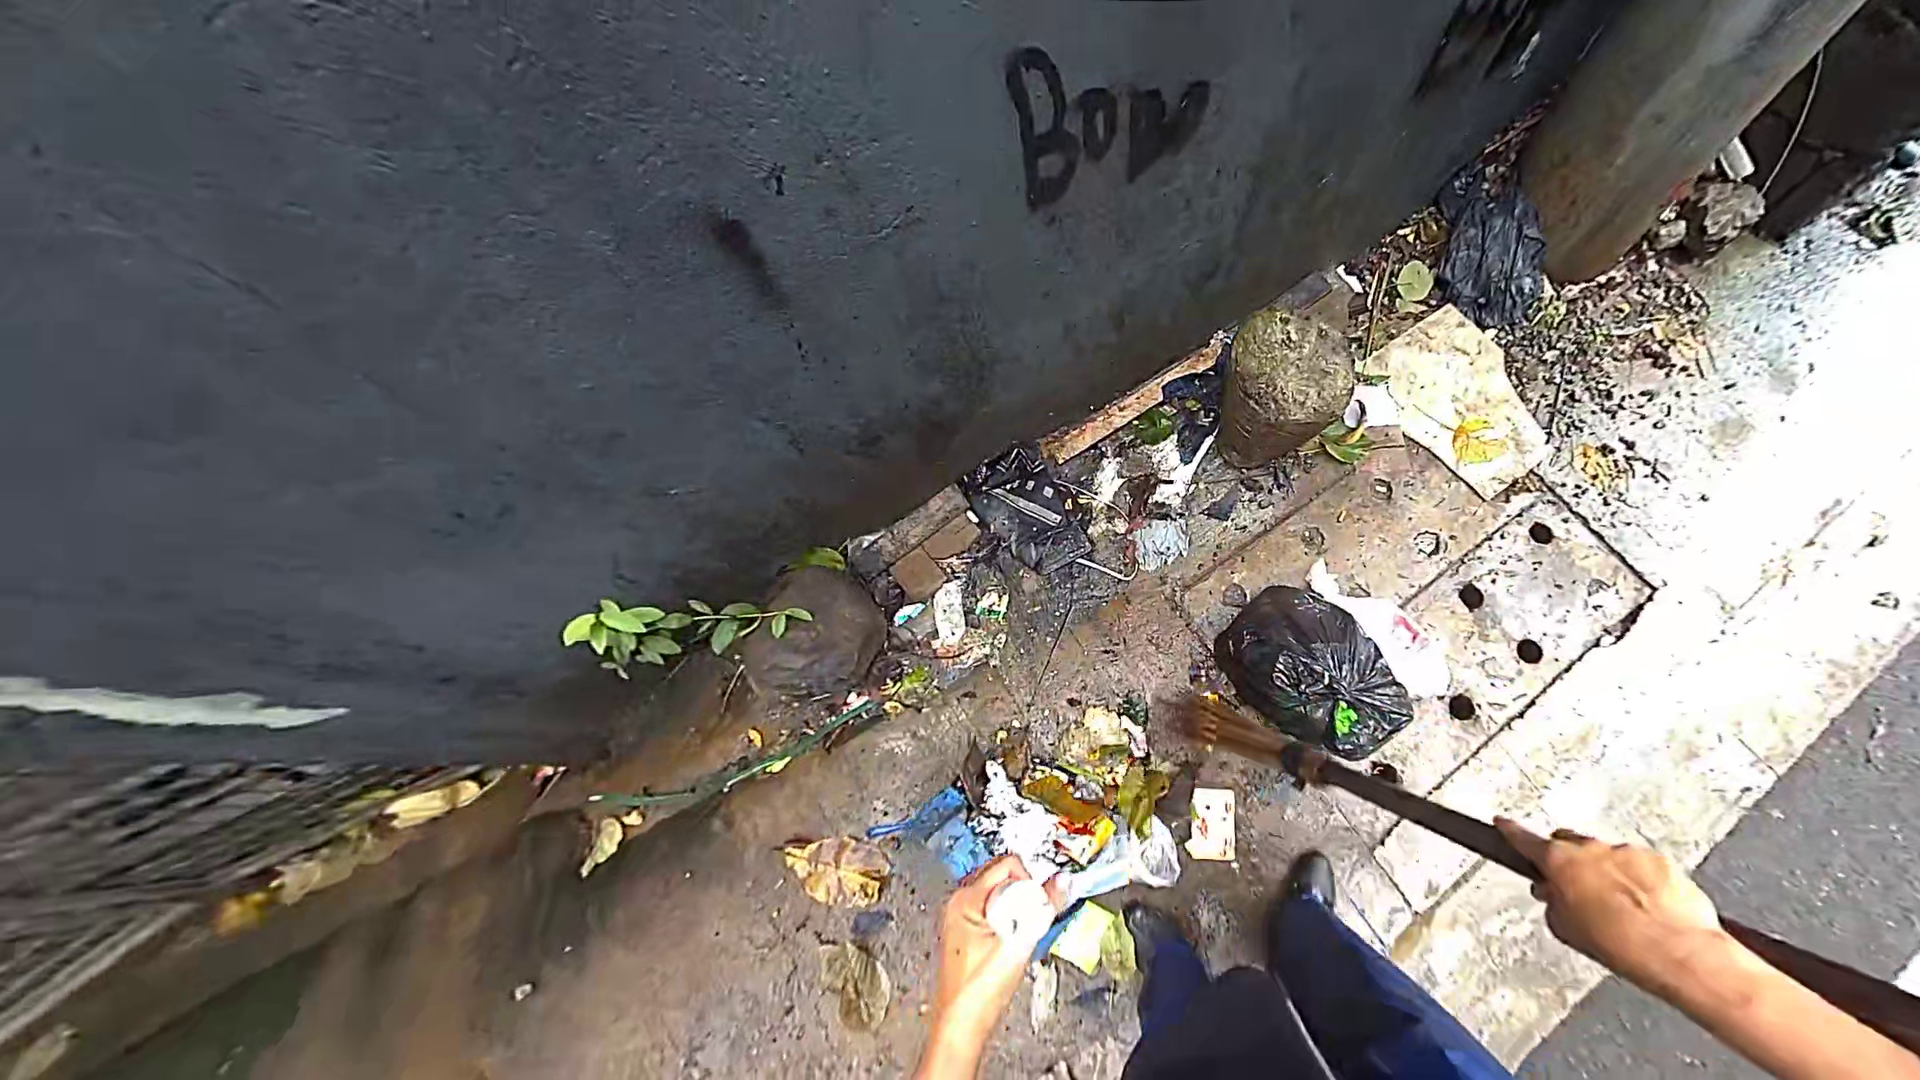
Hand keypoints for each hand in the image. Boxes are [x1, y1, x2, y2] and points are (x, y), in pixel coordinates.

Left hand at [915, 857, 1063, 1079]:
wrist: (960, 1028)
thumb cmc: (981, 990)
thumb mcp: (1018, 945)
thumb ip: (1041, 909)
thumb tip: (1061, 882)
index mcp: (966, 898)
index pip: (1006, 865)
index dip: (1029, 880)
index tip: (1040, 902)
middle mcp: (959, 901)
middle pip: (1001, 876)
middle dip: (1022, 893)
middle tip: (1033, 918)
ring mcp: (959, 916)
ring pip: (998, 894)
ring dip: (1016, 907)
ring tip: (1022, 933)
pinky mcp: (964, 931)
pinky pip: (991, 910)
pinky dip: (1006, 919)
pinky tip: (1011, 941)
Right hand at [1496, 817, 1724, 992]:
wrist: (1686, 957)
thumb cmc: (1624, 946)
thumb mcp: (1566, 928)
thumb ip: (1552, 902)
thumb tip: (1553, 895)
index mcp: (1556, 860)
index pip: (1521, 837)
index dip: (1509, 830)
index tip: (1502, 823)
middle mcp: (1588, 849)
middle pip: (1569, 844)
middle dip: (1571, 861)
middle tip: (1580, 889)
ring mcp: (1626, 853)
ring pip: (1608, 856)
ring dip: (1611, 873)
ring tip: (1627, 908)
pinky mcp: (1662, 863)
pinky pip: (1644, 865)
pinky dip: (1644, 881)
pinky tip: (1652, 907)